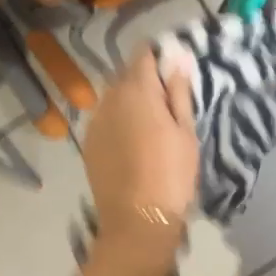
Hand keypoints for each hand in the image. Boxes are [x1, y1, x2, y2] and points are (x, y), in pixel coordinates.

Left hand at [81, 50, 197, 238]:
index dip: (159, 55)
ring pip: (114, 98)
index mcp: (137, 91)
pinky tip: (135, 141)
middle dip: (146, 78)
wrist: (138, 220)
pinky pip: (106, 119)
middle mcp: (109, 99)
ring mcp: (94, 122)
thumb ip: (178, 92)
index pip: (143, 55)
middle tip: (170, 99)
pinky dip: (120, 119)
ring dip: (132, 100)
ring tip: (153, 121)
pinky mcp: (89, 143)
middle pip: (126, 75)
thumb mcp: (185, 131)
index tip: (175, 66)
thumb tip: (177, 58)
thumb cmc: (172, 173)